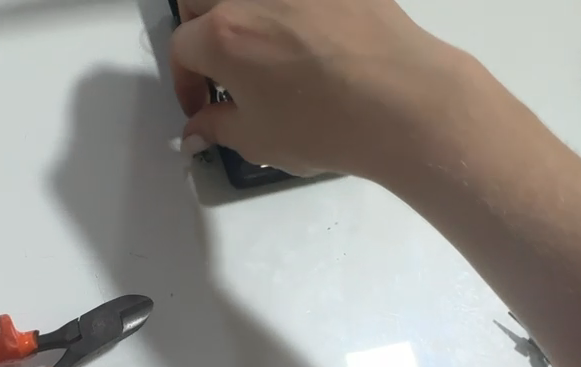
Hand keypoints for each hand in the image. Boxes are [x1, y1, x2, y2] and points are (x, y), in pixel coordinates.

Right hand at [171, 0, 475, 179]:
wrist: (398, 103)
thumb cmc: (321, 126)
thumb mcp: (257, 140)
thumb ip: (218, 127)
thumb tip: (198, 127)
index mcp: (223, 34)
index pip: (182, 47)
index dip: (186, 83)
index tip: (203, 108)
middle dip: (198, 26)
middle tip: (218, 63)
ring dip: (240, 13)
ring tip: (259, 46)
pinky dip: (290, 12)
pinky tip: (304, 38)